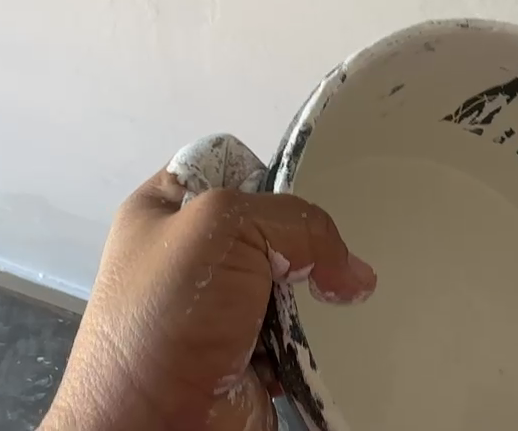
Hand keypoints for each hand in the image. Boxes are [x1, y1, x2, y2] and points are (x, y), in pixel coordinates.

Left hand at [41, 134, 376, 430]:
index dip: (263, 173)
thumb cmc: (166, 317)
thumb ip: (297, 223)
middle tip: (315, 258)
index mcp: (165, 207)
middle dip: (296, 242)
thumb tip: (352, 272)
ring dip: (306, 295)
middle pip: (267, 224)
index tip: (290, 195)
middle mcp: (189, 252)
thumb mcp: (226, 227)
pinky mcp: (243, 354)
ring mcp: (216, 307)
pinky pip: (292, 333)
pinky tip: (308, 341)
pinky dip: (307, 339)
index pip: (227, 164)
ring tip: (318, 302)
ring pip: (285, 280)